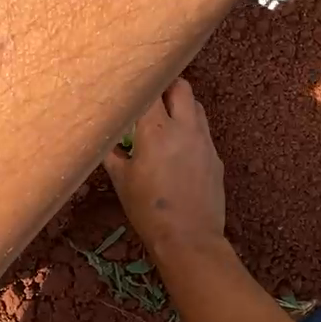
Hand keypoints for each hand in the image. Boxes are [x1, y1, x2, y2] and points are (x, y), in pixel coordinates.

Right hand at [103, 78, 226, 261]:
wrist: (189, 239)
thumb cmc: (148, 209)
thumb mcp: (121, 180)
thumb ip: (111, 153)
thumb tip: (104, 137)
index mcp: (157, 130)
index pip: (151, 89)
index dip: (140, 82)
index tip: (129, 82)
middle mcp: (185, 128)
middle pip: (181, 86)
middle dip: (165, 86)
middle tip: (149, 97)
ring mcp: (205, 141)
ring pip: (196, 106)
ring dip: (181, 105)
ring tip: (164, 120)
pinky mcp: (216, 157)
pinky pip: (203, 131)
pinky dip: (190, 130)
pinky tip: (178, 150)